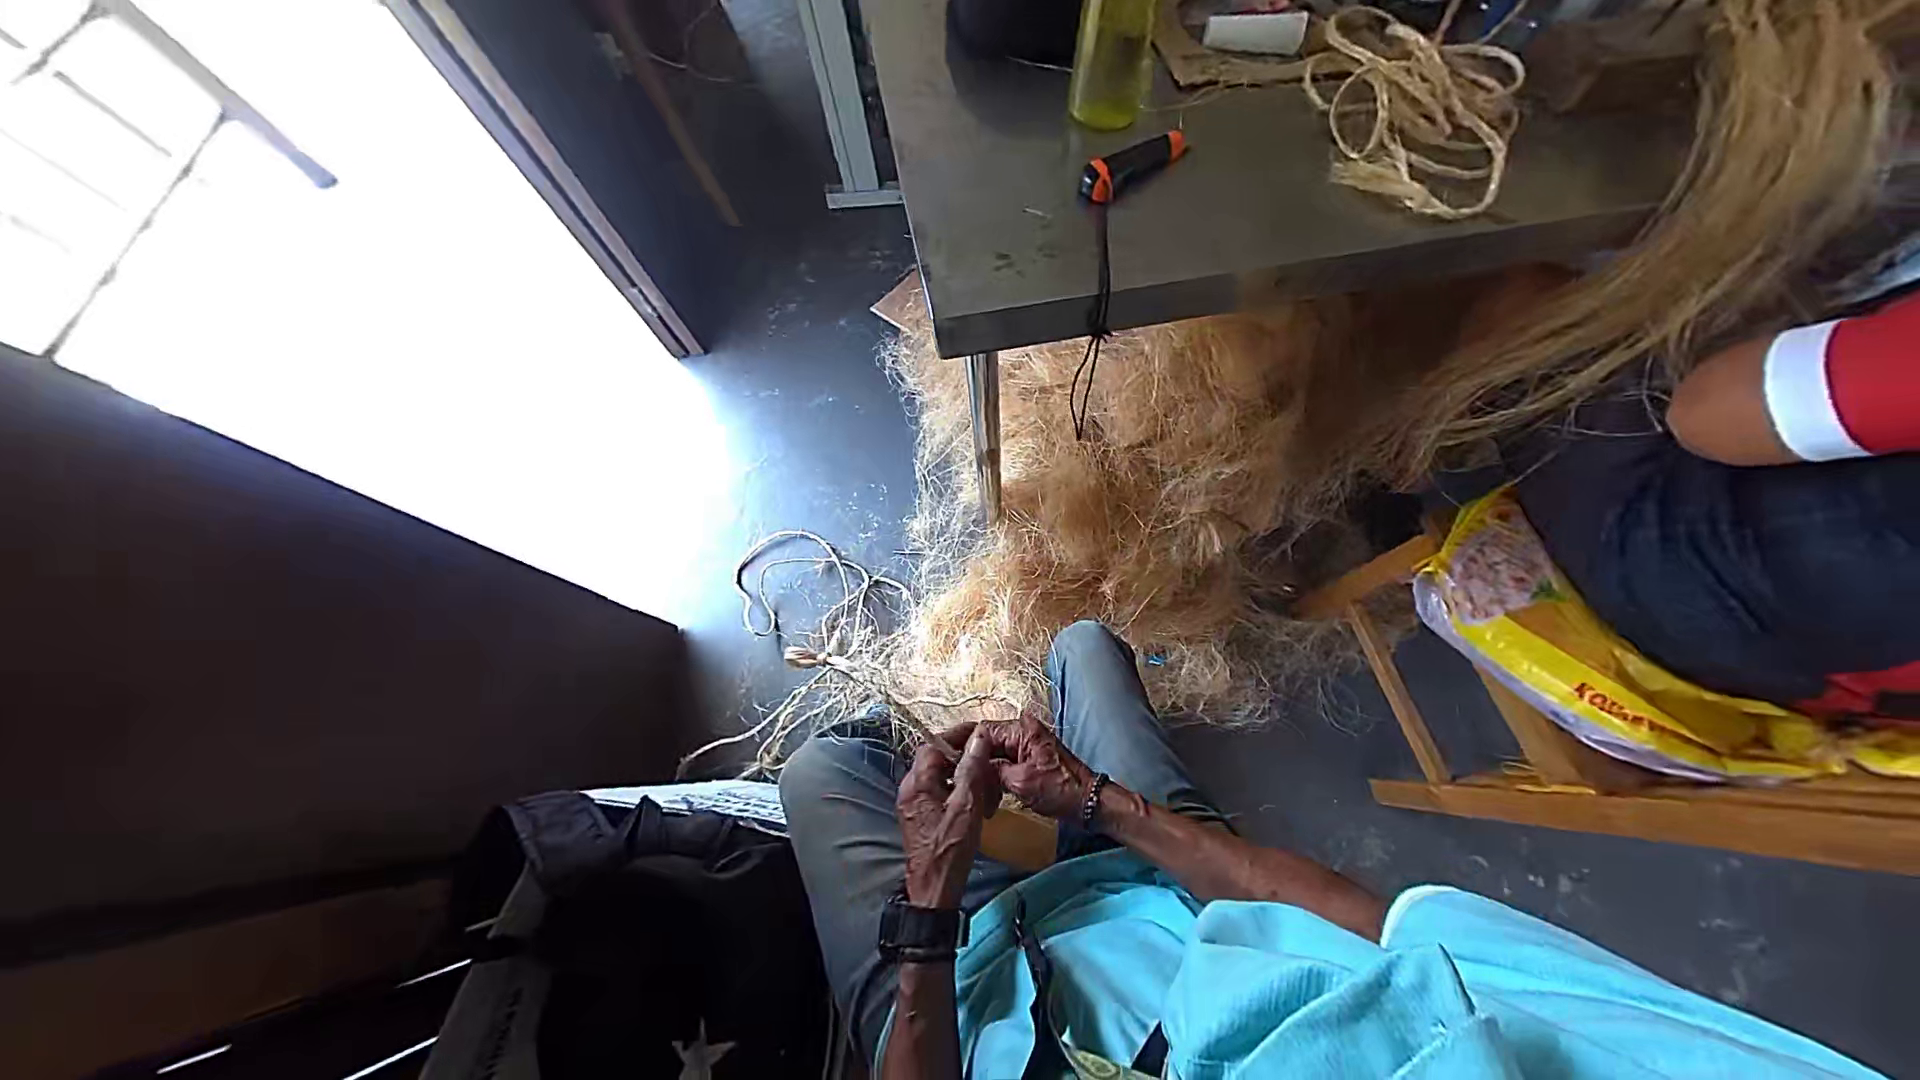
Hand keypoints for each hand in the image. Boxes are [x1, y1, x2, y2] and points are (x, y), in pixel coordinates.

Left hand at [896, 723, 1000, 908]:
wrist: (933, 892)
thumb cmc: (950, 849)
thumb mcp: (966, 806)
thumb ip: (971, 768)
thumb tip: (979, 737)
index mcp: (917, 782)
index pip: (935, 744)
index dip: (957, 735)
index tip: (980, 733)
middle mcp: (909, 788)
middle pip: (935, 758)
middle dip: (961, 754)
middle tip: (985, 756)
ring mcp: (912, 803)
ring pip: (937, 774)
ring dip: (959, 772)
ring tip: (983, 780)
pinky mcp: (919, 816)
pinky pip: (936, 790)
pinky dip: (954, 788)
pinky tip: (973, 800)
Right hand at [976, 704, 1095, 822]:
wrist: (1088, 802)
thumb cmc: (1058, 790)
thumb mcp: (1020, 781)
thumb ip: (992, 769)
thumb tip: (972, 767)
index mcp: (1022, 729)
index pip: (984, 730)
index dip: (968, 747)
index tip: (956, 766)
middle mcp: (1023, 730)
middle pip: (988, 740)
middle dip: (977, 761)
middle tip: (965, 781)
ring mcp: (1027, 743)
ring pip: (996, 752)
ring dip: (987, 770)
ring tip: (978, 790)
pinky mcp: (1030, 757)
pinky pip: (1006, 760)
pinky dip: (997, 774)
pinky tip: (990, 791)